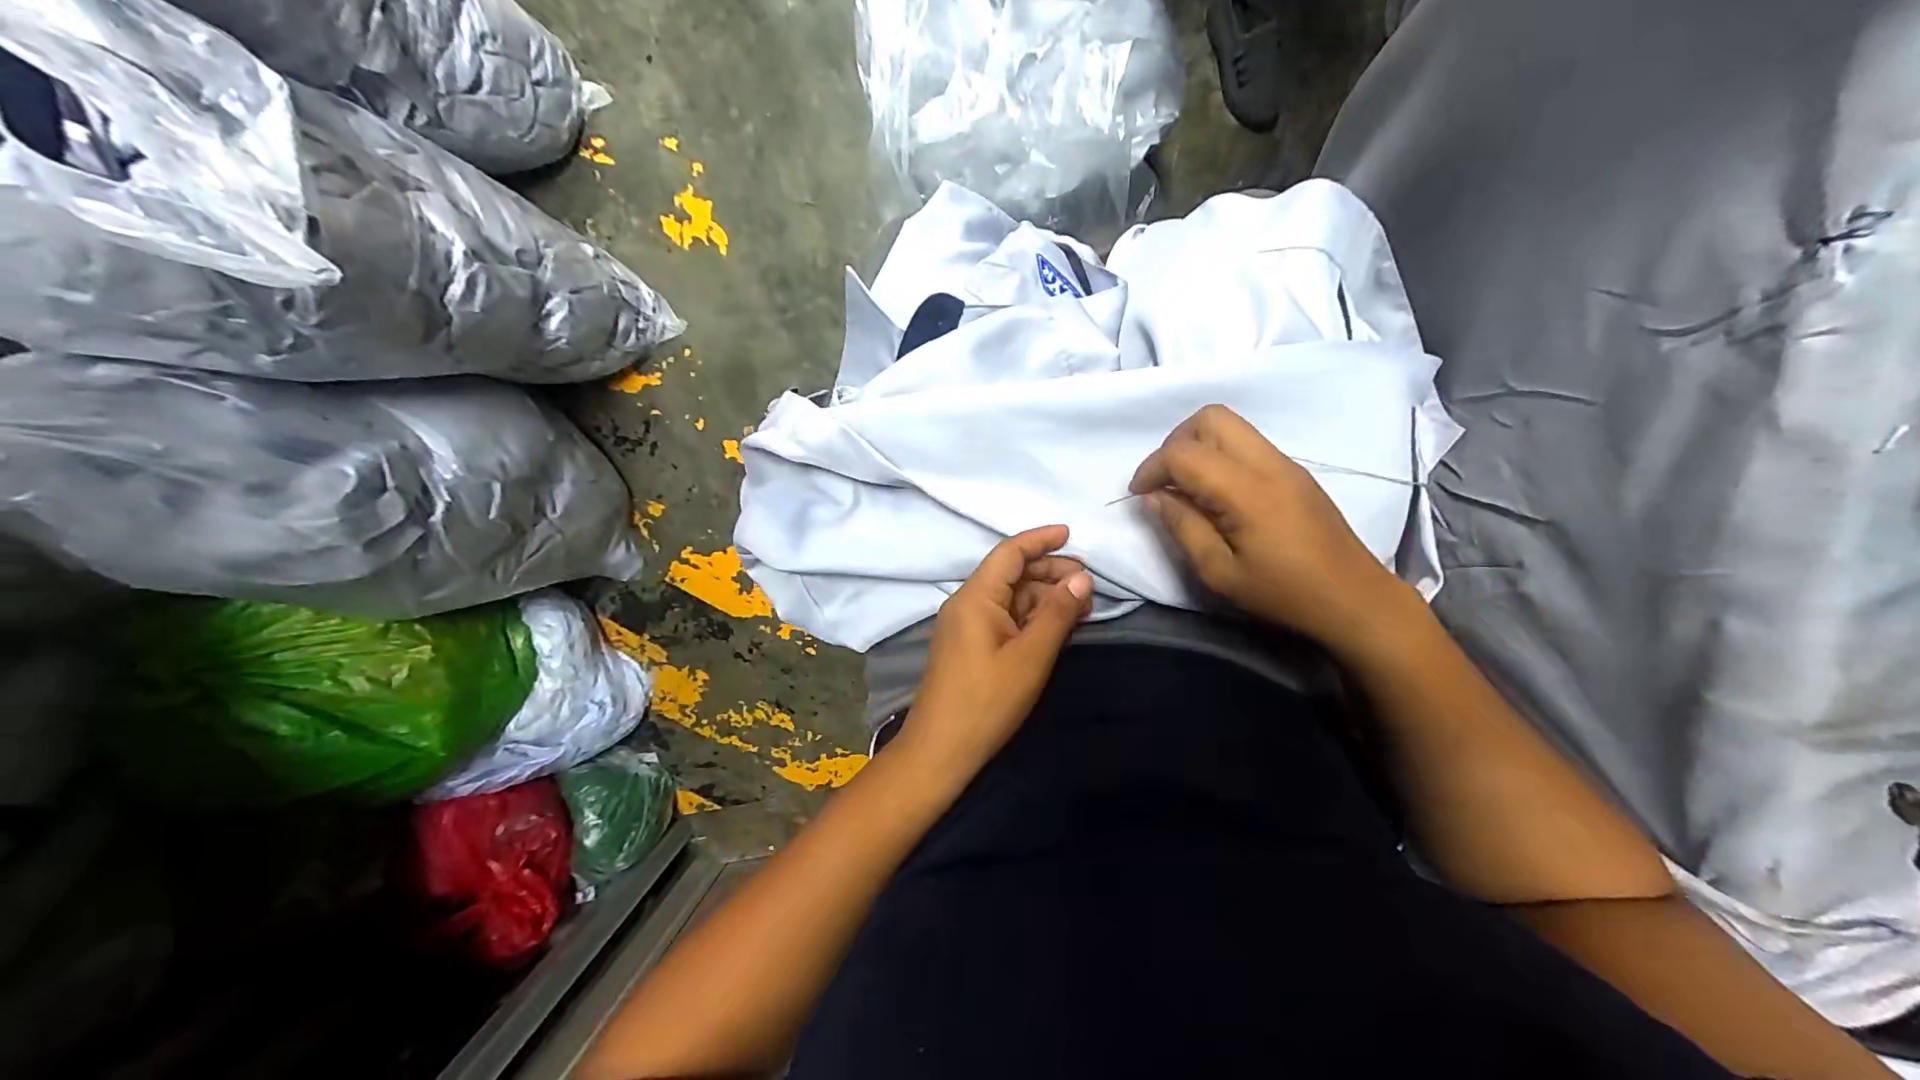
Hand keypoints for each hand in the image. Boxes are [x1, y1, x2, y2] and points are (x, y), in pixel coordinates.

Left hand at [896, 525, 1093, 777]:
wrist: (941, 749)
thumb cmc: (986, 701)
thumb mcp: (1030, 657)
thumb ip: (1057, 614)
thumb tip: (1083, 578)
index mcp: (975, 597)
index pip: (1009, 552)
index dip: (1040, 540)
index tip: (1071, 534)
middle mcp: (967, 604)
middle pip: (1011, 573)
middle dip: (1050, 571)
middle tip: (1088, 582)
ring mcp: (967, 626)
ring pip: (1011, 597)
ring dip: (1045, 597)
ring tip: (1082, 606)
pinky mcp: (971, 646)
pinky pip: (1005, 618)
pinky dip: (1032, 617)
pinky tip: (1057, 625)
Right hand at [1129, 404, 1416, 656]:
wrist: (1354, 599)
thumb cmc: (1284, 593)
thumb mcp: (1220, 573)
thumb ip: (1182, 528)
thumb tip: (1153, 498)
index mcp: (1248, 491)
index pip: (1185, 454)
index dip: (1151, 468)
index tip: (1138, 495)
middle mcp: (1268, 464)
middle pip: (1210, 418)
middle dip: (1175, 442)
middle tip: (1164, 481)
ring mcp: (1286, 464)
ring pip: (1231, 425)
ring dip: (1197, 446)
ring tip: (1185, 487)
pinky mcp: (1295, 472)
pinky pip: (1248, 443)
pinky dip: (1219, 454)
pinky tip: (1215, 494)